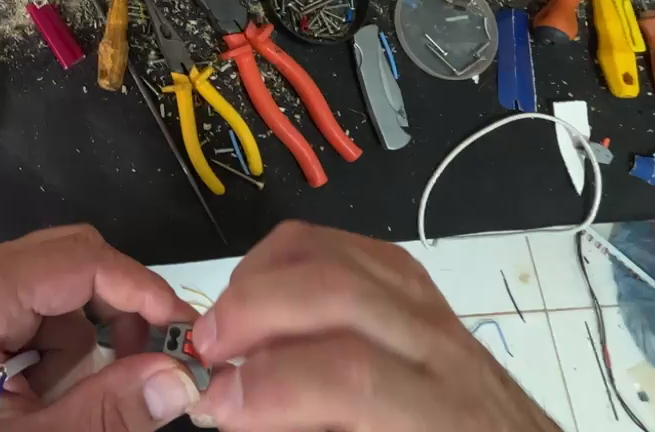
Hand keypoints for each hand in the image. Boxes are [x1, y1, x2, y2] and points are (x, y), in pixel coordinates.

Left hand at [0, 225, 202, 431]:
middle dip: (119, 313)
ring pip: (69, 289)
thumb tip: (178, 379)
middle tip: (150, 368)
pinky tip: (44, 395)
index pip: (83, 260)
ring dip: (90, 340)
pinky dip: (65, 350)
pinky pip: (47, 312)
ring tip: (73, 401)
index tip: (186, 332)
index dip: (142, 289)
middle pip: (78, 261)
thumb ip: (106, 411)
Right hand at [189, 221, 558, 430]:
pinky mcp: (403, 274)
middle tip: (205, 348)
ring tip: (225, 322)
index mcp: (449, 416)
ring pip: (327, 251)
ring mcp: (423, 298)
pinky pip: (330, 241)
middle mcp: (441, 344)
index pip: (352, 377)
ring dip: (256, 277)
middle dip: (252, 310)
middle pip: (335, 290)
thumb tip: (230, 404)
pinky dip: (278, 259)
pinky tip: (259, 295)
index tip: (217, 404)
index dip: (271, 386)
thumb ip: (306, 425)